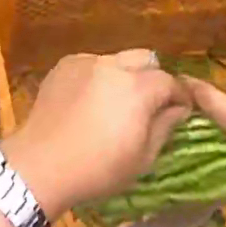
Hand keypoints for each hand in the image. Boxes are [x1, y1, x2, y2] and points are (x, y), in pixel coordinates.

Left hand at [0, 50, 190, 214]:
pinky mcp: (64, 64)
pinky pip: (91, 63)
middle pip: (144, 57)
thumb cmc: (99, 168)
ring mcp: (85, 61)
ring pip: (116, 59)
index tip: (182, 111)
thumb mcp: (143, 157)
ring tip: (118, 103)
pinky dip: (100, 76)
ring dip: (125, 75)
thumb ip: (164, 126)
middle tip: (152, 103)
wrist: (43, 161)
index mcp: (135, 88)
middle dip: (154, 77)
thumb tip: (178, 108)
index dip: (180, 95)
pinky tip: (91, 101)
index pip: (168, 80)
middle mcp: (111, 65)